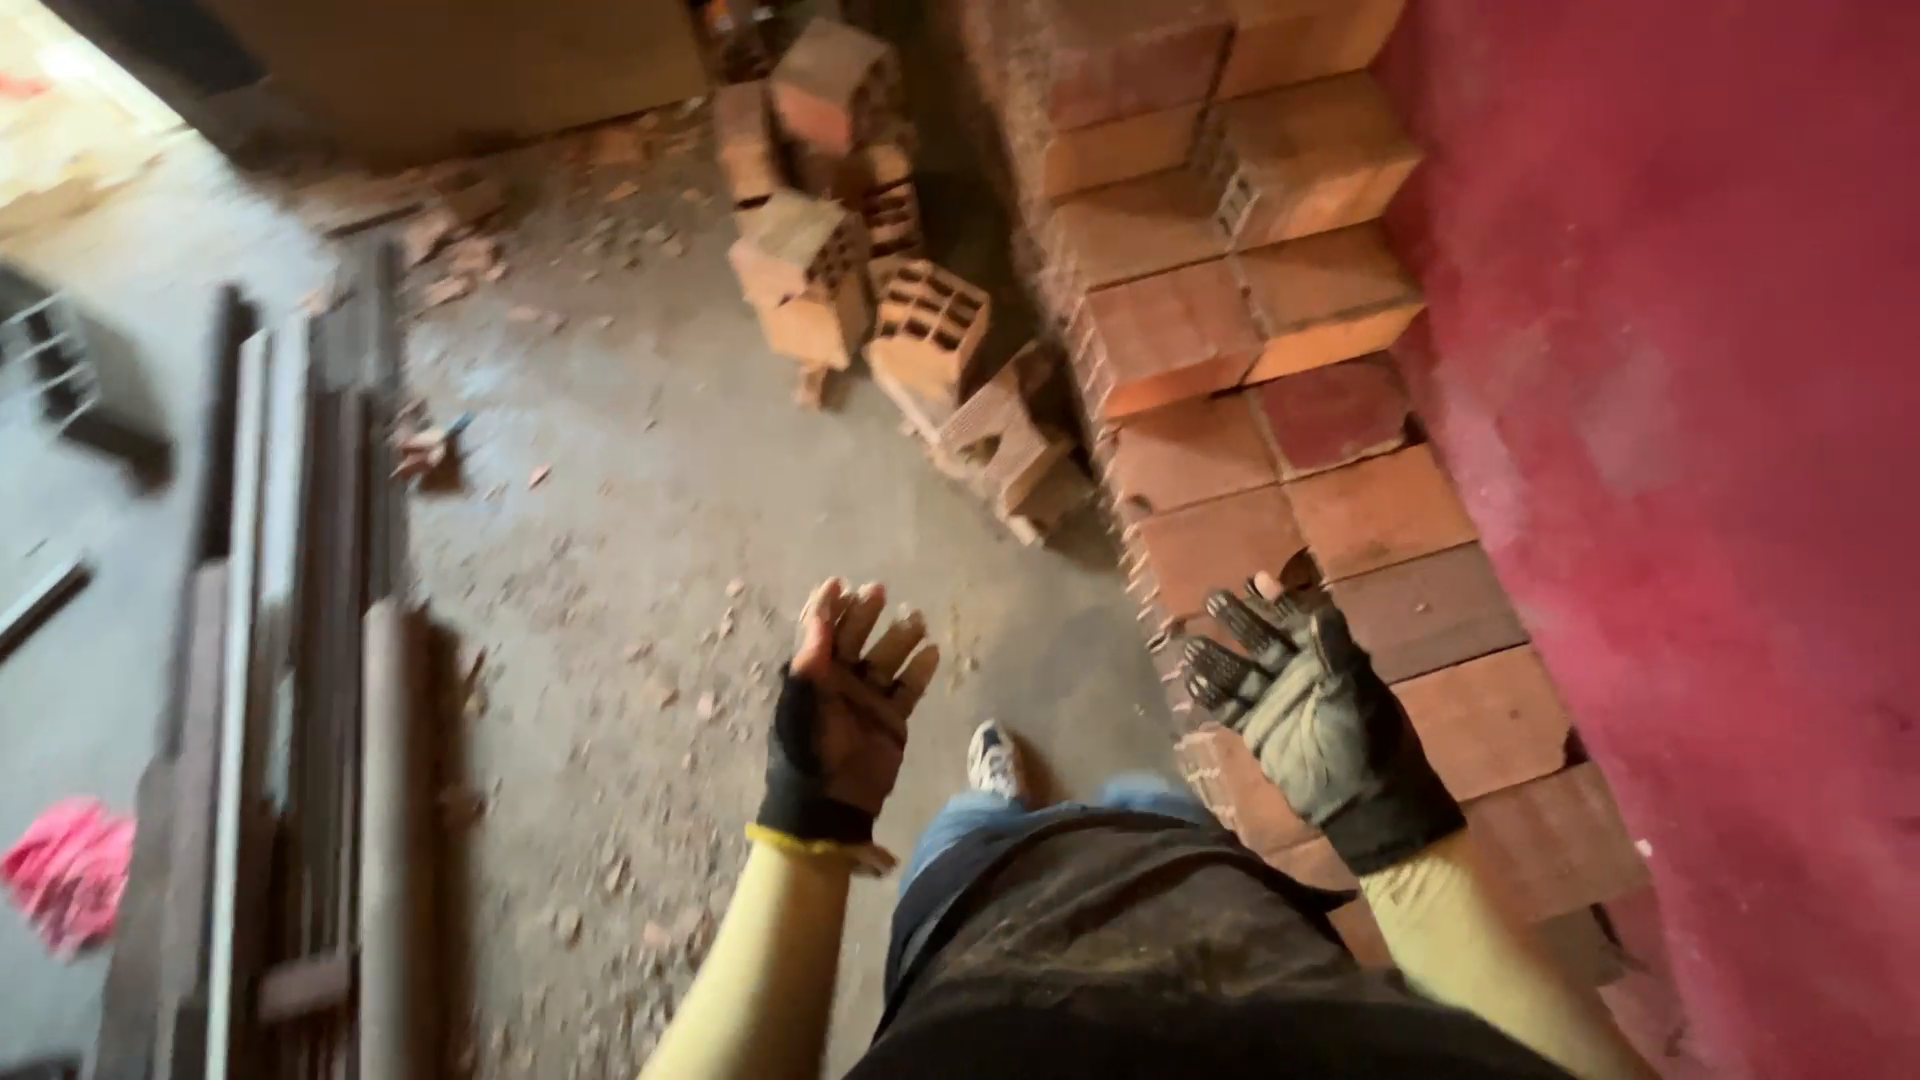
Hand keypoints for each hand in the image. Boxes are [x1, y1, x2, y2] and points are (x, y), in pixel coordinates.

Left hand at [754, 579, 939, 872]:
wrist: (830, 806)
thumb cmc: (807, 754)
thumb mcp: (800, 709)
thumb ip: (809, 664)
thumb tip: (817, 619)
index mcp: (813, 676)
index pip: (818, 632)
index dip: (826, 606)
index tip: (838, 582)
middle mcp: (841, 681)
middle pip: (855, 637)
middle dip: (865, 613)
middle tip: (879, 591)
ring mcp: (869, 698)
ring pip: (886, 657)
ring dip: (899, 636)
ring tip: (916, 619)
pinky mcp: (893, 718)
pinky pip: (908, 687)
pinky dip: (919, 670)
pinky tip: (932, 651)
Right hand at [1182, 580, 1463, 875]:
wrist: (1359, 800)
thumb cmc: (1365, 741)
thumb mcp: (1355, 692)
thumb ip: (1334, 651)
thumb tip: (1319, 610)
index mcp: (1323, 662)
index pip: (1295, 623)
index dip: (1276, 601)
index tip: (1254, 580)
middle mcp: (1294, 676)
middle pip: (1259, 641)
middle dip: (1236, 620)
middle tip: (1211, 599)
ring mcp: (1273, 702)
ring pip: (1237, 672)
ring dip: (1215, 658)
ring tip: (1189, 644)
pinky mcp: (1256, 729)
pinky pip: (1228, 706)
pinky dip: (1210, 695)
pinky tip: (1191, 681)